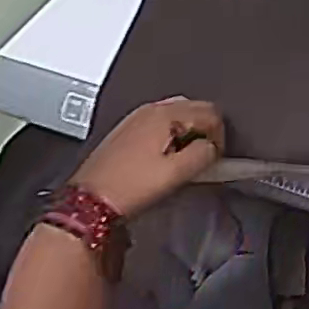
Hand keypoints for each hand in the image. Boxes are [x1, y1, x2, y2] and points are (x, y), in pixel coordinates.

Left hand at [70, 97, 223, 219]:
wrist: (88, 201)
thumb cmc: (131, 187)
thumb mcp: (177, 174)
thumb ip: (204, 154)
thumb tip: (212, 148)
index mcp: (166, 115)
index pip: (211, 113)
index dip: (220, 137)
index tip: (215, 159)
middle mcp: (152, 109)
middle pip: (197, 107)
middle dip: (208, 130)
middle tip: (205, 157)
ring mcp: (138, 117)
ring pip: (180, 112)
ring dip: (191, 131)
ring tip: (187, 157)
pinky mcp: (129, 129)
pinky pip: (163, 120)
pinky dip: (174, 132)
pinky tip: (168, 155)